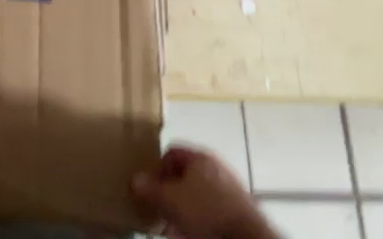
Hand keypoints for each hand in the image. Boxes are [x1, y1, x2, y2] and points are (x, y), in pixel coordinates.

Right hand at [132, 146, 277, 238]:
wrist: (247, 238)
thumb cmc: (206, 211)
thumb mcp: (170, 200)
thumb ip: (151, 189)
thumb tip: (135, 181)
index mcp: (200, 157)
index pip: (171, 152)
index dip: (156, 169)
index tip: (148, 189)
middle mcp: (217, 168)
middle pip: (184, 176)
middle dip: (169, 194)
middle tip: (157, 209)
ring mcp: (230, 190)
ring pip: (197, 197)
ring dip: (181, 211)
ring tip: (170, 228)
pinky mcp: (238, 212)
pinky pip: (210, 212)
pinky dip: (198, 221)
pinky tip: (188, 233)